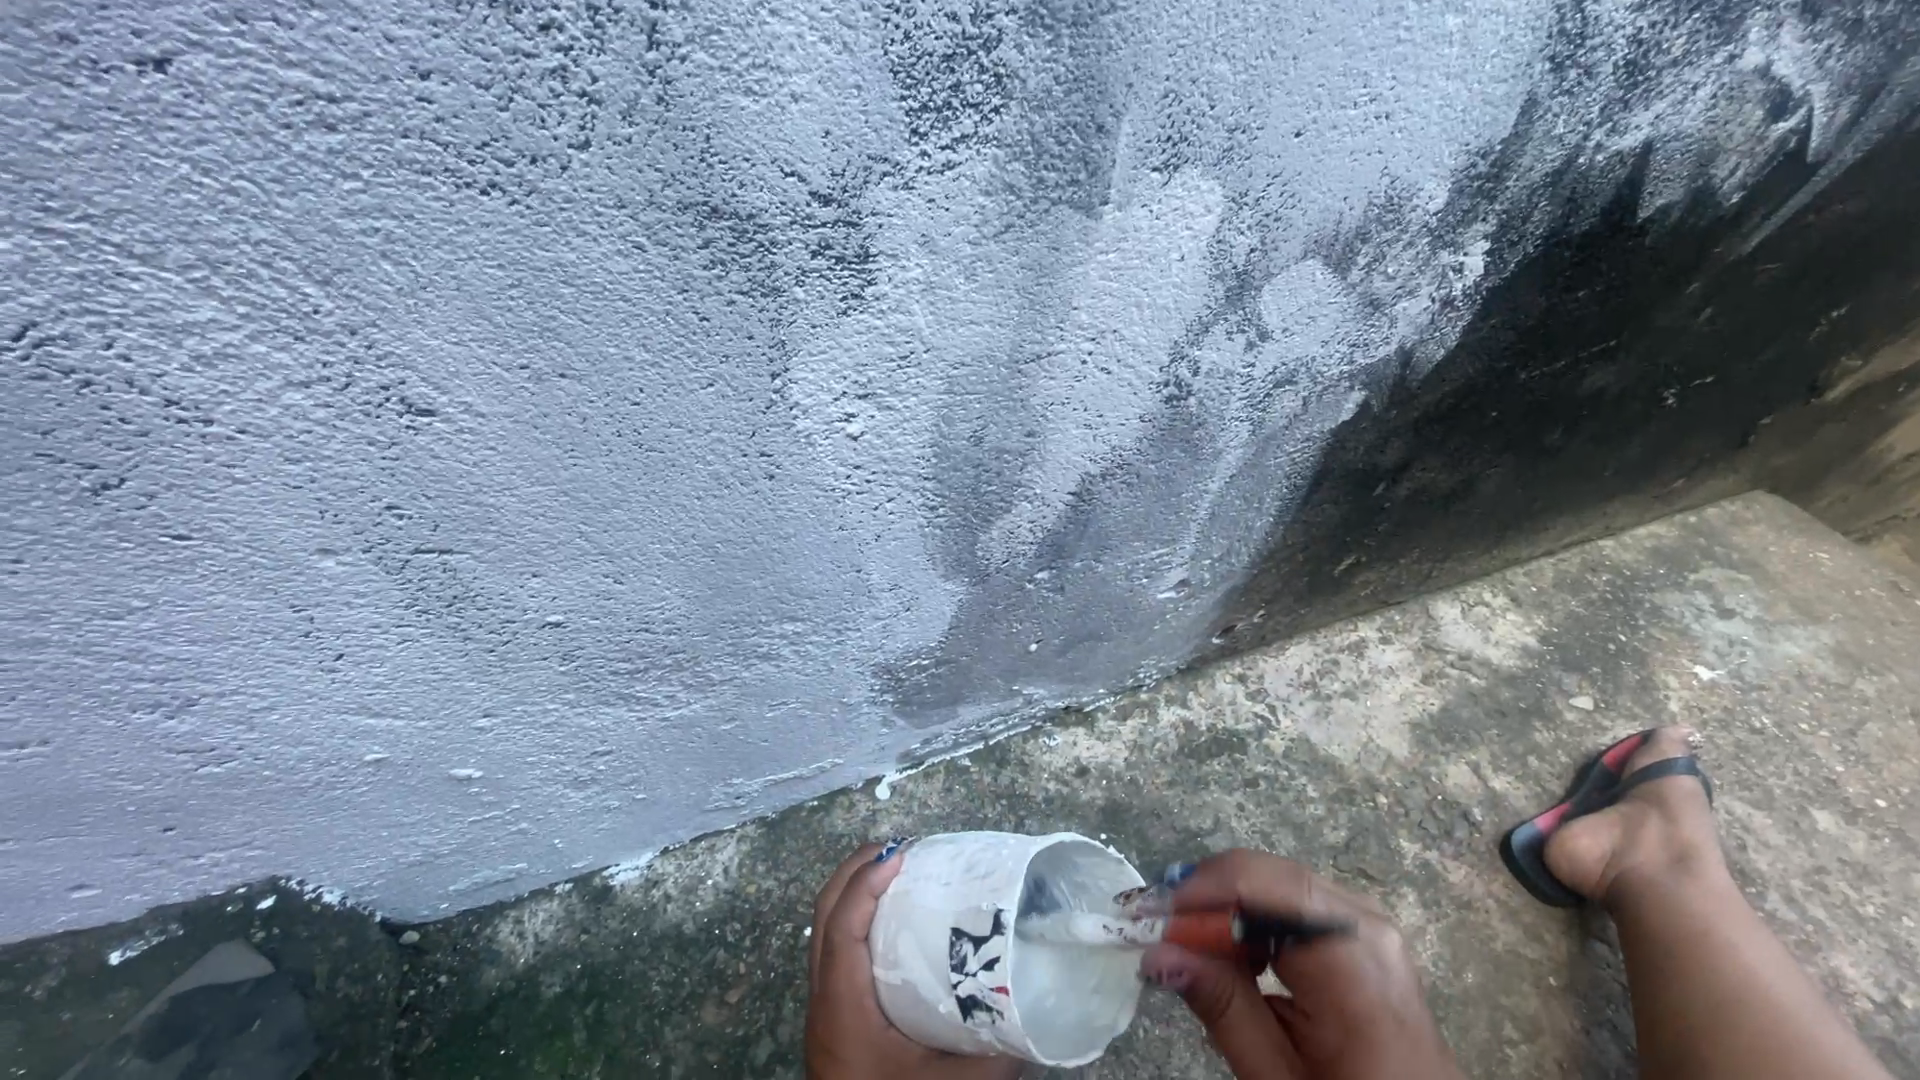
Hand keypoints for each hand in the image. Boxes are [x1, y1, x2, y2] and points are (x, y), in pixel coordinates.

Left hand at [805, 842, 1025, 1079]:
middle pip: (822, 914)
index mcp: (843, 1006)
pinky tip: (887, 922)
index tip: (900, 855)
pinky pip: (831, 946)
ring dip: (851, 891)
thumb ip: (996, 1055)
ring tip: (893, 872)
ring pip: (821, 928)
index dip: (864, 884)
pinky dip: (852, 917)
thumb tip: (1037, 1014)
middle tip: (899, 849)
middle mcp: (823, 996)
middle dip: (853, 870)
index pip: (841, 927)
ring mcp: (821, 1004)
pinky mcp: (829, 1013)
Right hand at [1139, 850, 1463, 1079]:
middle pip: (1263, 875)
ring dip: (1224, 906)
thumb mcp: (1278, 1076)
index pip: (1255, 888)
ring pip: (1274, 882)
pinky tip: (1236, 955)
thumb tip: (1156, 951)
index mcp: (1349, 957)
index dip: (1192, 895)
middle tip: (1155, 927)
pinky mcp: (1363, 929)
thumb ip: (1220, 1006)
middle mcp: (1363, 921)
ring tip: (1189, 947)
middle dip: (1203, 895)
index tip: (1142, 919)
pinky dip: (1253, 917)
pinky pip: (1294, 900)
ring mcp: (1368, 921)